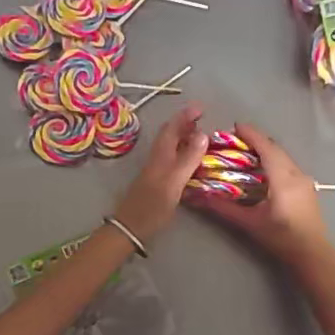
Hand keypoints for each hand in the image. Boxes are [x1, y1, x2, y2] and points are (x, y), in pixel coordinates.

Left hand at [111, 103, 207, 242]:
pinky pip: (172, 159)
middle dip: (185, 124)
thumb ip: (188, 158)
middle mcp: (157, 158)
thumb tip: (203, 134)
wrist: (131, 227)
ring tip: (201, 137)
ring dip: (184, 138)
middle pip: (170, 135)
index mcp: (161, 154)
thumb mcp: (174, 182)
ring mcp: (156, 170)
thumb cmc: (152, 206)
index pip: (173, 127)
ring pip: (171, 147)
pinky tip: (192, 162)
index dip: (185, 115)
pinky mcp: (157, 181)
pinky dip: (183, 154)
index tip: (201, 107)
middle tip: (202, 120)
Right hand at [188, 122, 334, 267]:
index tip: (234, 126)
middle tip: (235, 142)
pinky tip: (263, 171)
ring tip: (246, 154)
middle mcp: (296, 173)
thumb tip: (197, 198)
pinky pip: (288, 166)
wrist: (312, 254)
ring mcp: (305, 180)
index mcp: (283, 177)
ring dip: (266, 151)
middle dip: (256, 141)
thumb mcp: (249, 223)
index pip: (266, 147)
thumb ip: (223, 208)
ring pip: (283, 157)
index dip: (251, 134)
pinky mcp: (307, 189)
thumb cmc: (281, 237)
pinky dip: (274, 161)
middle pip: (276, 149)